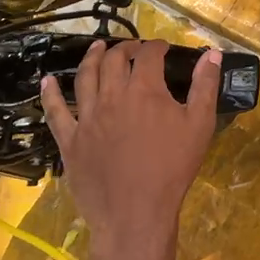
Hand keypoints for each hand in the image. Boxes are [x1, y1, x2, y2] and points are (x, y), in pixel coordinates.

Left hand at [41, 39, 220, 259]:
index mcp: (144, 90)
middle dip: (125, 47)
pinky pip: (56, 112)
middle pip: (113, 60)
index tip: (164, 48)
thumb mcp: (200, 124)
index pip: (148, 54)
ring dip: (92, 57)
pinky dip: (50, 93)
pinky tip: (48, 81)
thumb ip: (205, 85)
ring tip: (97, 47)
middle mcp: (112, 97)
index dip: (157, 45)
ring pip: (84, 77)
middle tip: (134, 48)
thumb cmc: (172, 168)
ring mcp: (87, 119)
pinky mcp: (70, 141)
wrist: (135, 214)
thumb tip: (212, 53)